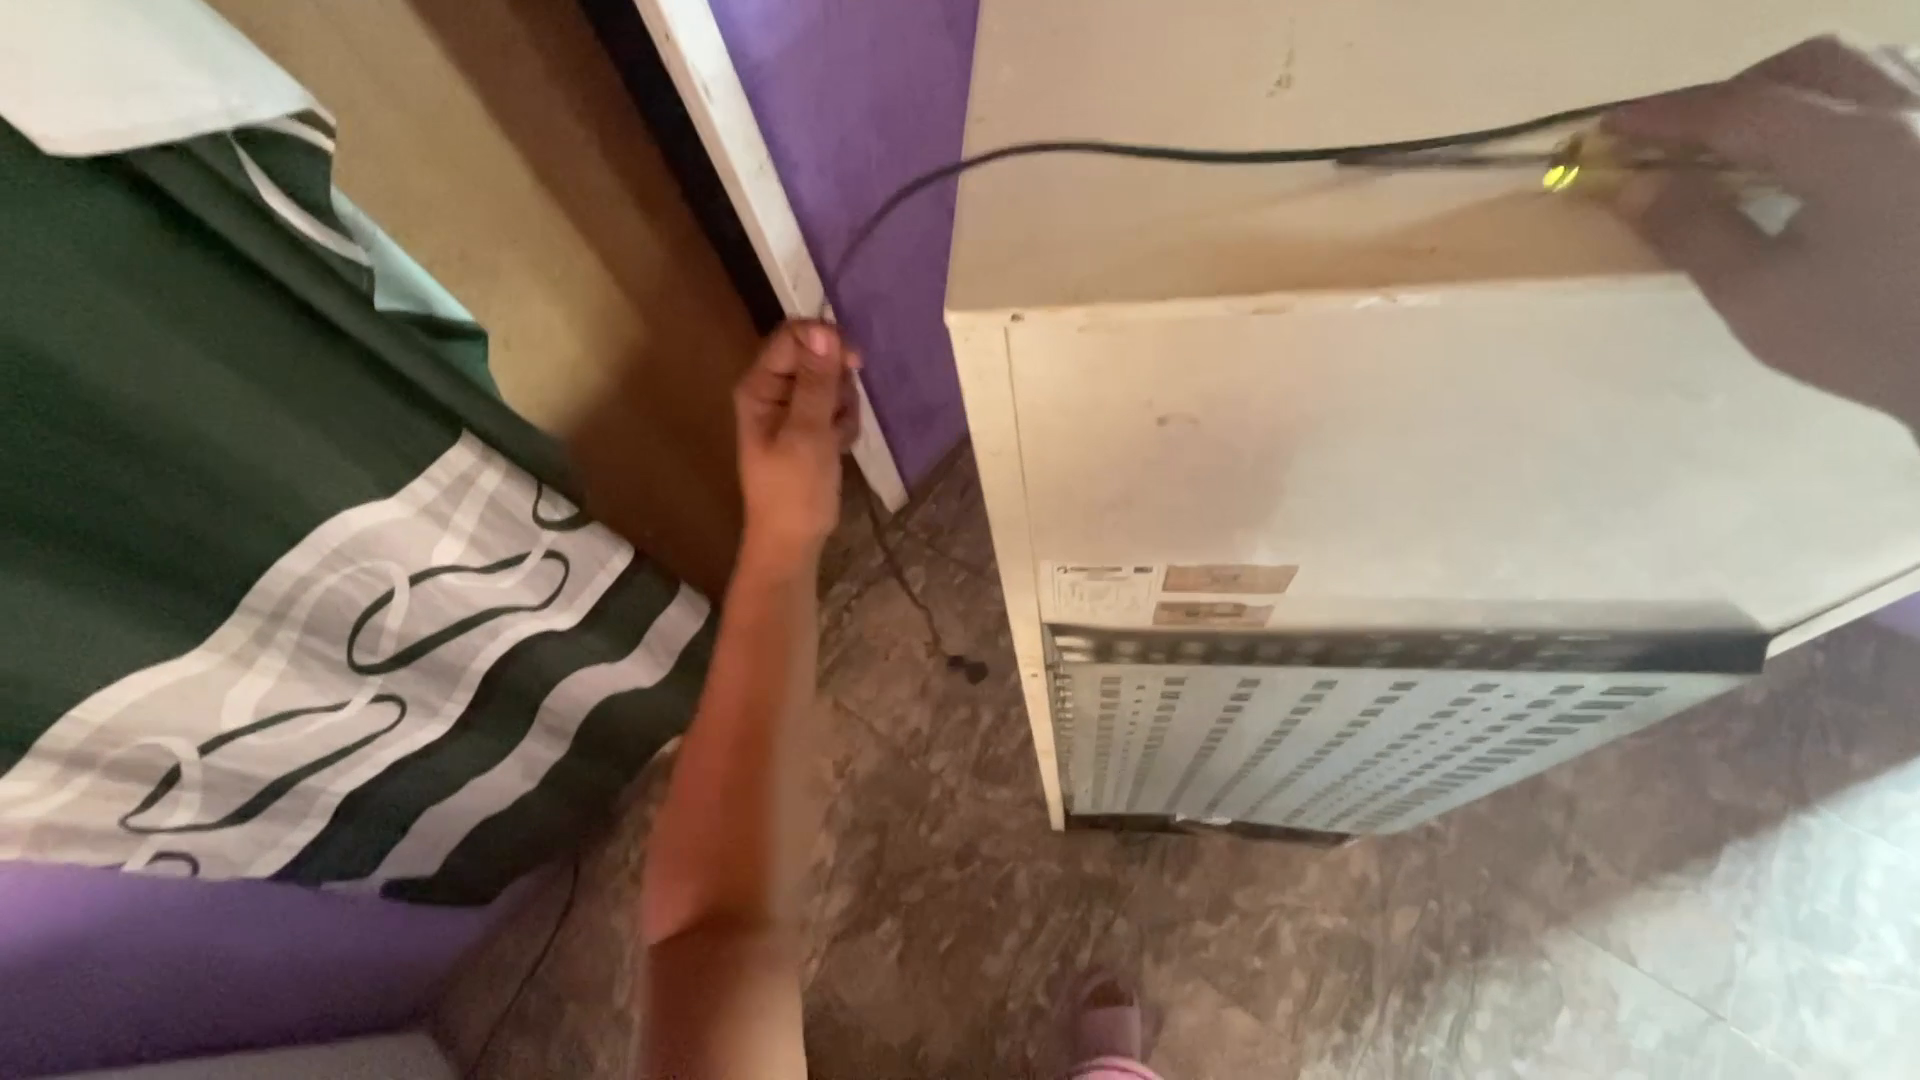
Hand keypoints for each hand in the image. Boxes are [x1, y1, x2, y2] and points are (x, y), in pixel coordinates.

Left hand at [732, 320, 860, 565]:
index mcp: (759, 387)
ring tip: (837, 437)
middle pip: (815, 356)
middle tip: (841, 409)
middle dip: (837, 380)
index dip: (824, 341)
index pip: (792, 337)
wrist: (794, 541)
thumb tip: (825, 331)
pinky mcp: (812, 429)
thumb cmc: (794, 490)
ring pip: (831, 382)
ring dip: (844, 405)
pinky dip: (843, 423)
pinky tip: (839, 446)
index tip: (853, 361)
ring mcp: (793, 411)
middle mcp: (774, 391)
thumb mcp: (807, 434)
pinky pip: (836, 408)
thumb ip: (816, 383)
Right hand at [1606, 36, 1919, 428]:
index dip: (1664, 115)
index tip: (1606, 128)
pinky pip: (1896, 93)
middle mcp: (1914, 110)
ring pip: (1862, 69)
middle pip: (1809, 66)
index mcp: (1855, 147)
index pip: (1738, 109)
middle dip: (1730, 96)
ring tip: (1741, 149)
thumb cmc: (1866, 335)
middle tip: (1677, 145)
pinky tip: (1813, 156)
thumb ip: (1692, 230)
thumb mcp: (1756, 293)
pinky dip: (1836, 108)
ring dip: (1787, 97)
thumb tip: (1631, 186)